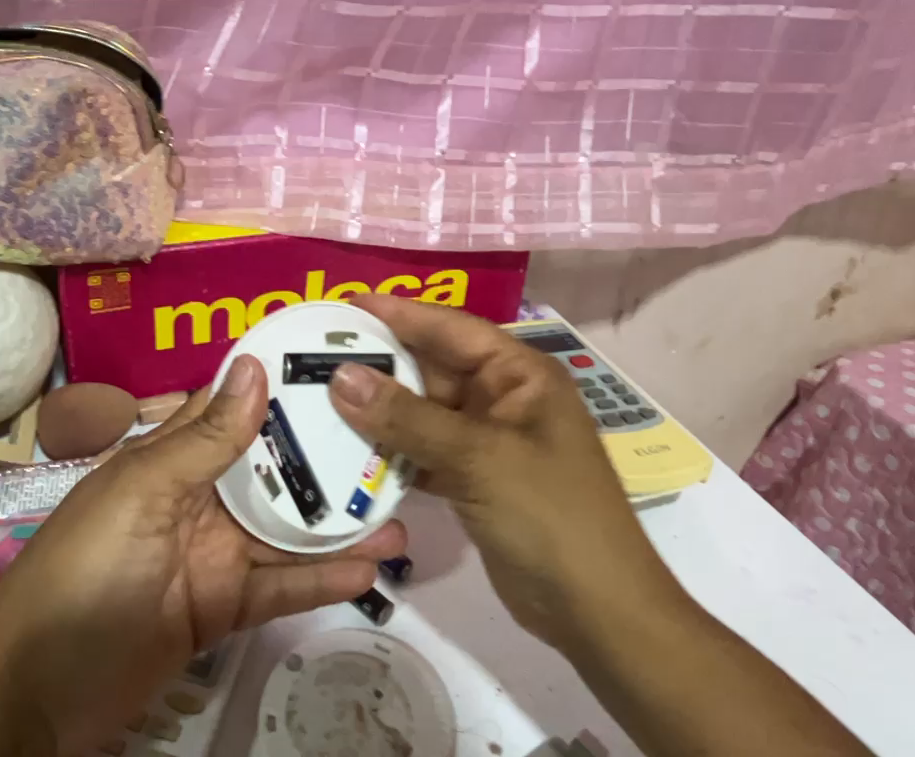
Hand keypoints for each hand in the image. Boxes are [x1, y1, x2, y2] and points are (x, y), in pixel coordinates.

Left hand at [0, 355, 406, 755]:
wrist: (36, 691)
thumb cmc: (84, 569)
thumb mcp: (141, 494)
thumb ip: (203, 440)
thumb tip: (253, 367)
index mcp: (171, 459)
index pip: (232, 410)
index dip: (281, 387)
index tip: (341, 367)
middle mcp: (198, 499)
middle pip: (272, 472)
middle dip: (327, 459)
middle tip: (393, 442)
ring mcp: (213, 556)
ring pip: (287, 532)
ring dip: (339, 524)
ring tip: (402, 513)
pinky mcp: (223, 610)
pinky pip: (281, 588)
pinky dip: (322, 580)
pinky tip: (370, 569)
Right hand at [328, 297, 675, 650]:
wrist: (596, 609)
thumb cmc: (550, 514)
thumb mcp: (478, 457)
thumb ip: (408, 418)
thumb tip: (341, 377)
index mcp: (519, 374)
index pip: (451, 328)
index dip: (399, 313)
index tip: (345, 306)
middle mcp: (504, 399)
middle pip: (433, 368)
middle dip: (380, 364)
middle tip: (317, 356)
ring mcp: (489, 442)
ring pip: (424, 413)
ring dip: (380, 411)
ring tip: (320, 400)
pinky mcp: (475, 480)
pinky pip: (424, 453)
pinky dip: (392, 453)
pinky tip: (348, 453)